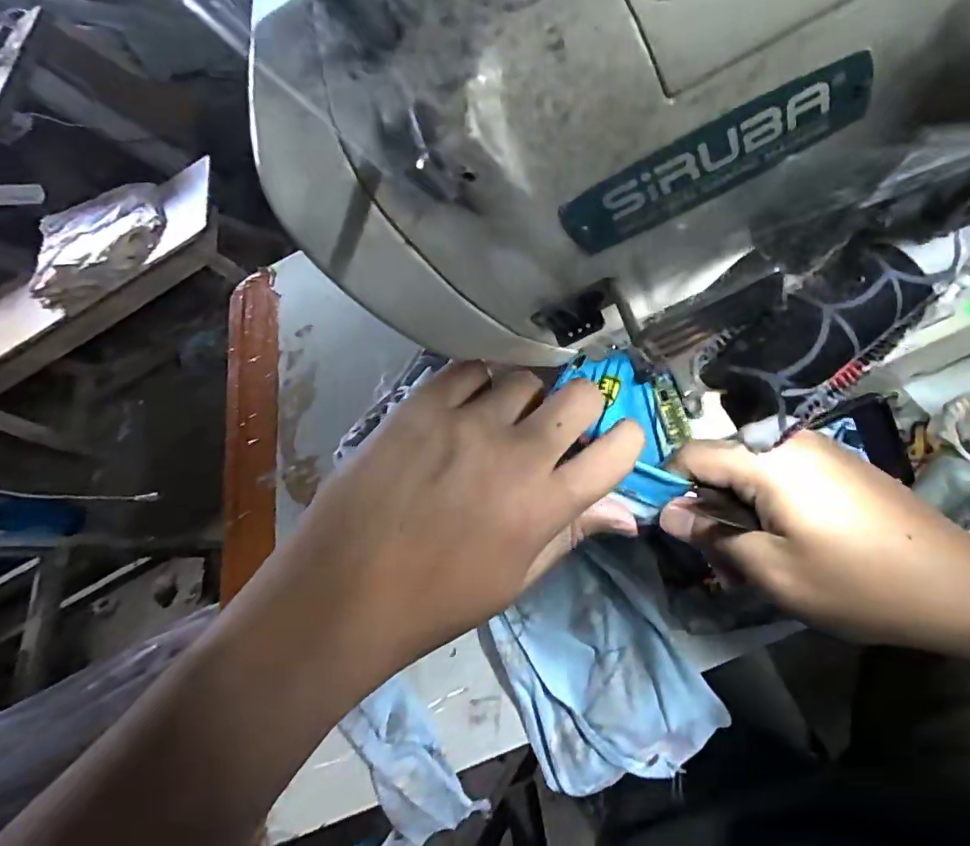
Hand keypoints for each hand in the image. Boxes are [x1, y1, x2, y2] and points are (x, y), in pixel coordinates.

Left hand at [241, 362, 643, 679]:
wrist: (340, 596)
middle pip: (582, 395)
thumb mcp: (517, 578)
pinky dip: (478, 382)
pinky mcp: (421, 408)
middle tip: (558, 426)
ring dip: (526, 398)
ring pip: (526, 378)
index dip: (626, 439)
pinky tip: (468, 403)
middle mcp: (517, 455)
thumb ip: (574, 533)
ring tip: (503, 418)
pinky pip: (470, 369)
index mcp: (545, 504)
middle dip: (583, 408)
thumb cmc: (438, 600)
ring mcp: (467, 425)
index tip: (613, 442)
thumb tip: (629, 516)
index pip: (618, 449)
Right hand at [661, 431, 969, 657]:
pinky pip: (785, 473)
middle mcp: (791, 440)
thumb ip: (715, 537)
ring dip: (743, 511)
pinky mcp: (840, 463)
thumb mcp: (776, 573)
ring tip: (759, 564)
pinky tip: (792, 545)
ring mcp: (820, 449)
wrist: (952, 581)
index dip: (672, 487)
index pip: (694, 452)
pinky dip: (772, 505)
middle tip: (723, 564)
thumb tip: (668, 511)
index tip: (674, 531)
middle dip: (712, 507)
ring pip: (755, 470)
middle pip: (725, 459)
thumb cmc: (857, 581)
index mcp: (769, 458)